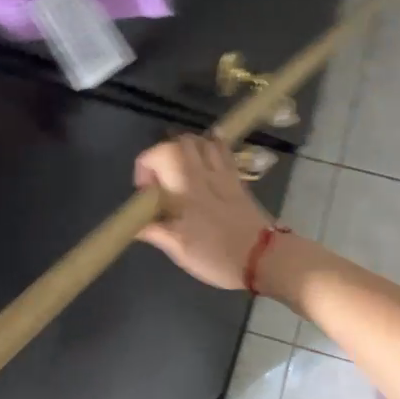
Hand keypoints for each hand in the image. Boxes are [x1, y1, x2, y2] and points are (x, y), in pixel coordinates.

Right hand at [134, 134, 275, 289]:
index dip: (145, 164)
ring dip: (188, 149)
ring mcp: (225, 175)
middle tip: (162, 178)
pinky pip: (224, 153)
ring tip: (181, 170)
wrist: (264, 257)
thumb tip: (135, 224)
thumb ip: (155, 232)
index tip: (146, 190)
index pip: (161, 154)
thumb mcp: (179, 250)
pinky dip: (212, 149)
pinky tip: (206, 162)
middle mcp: (205, 175)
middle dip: (164, 152)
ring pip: (205, 142)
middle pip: (182, 141)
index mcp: (186, 189)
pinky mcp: (239, 181)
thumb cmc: (218, 256)